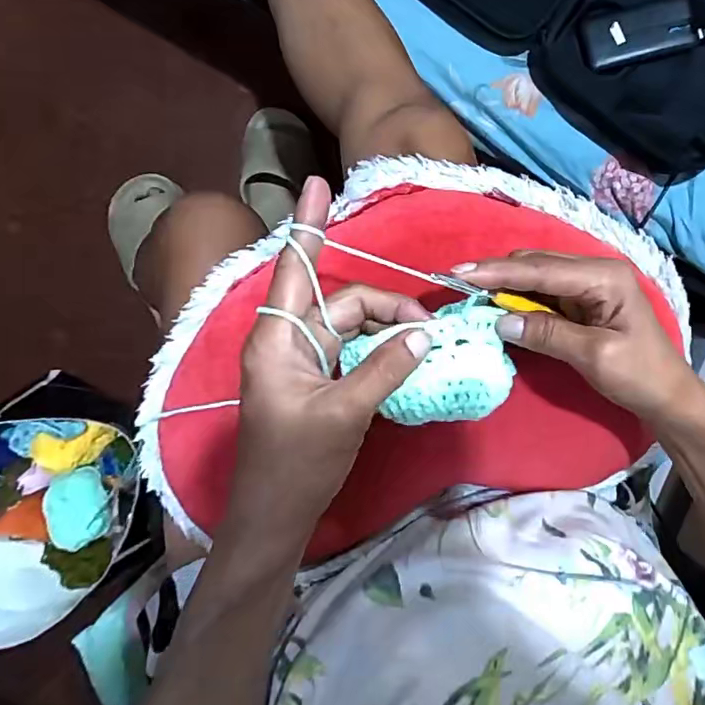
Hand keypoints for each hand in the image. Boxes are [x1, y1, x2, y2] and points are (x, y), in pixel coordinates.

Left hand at [226, 178, 431, 544]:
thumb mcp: (345, 415)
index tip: (317, 184)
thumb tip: (424, 334)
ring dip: (387, 327)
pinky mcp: (318, 379)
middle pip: (342, 301)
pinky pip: (354, 347)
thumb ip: (385, 368)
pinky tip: (406, 354)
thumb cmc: (295, 466)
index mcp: (278, 339)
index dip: (308, 225)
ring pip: (352, 324)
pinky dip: (381, 346)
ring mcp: (303, 360)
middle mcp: (288, 340)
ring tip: (423, 341)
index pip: (294, 268)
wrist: (274, 520)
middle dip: (387, 306)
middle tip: (429, 328)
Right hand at [456, 251, 704, 422]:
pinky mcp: (582, 301)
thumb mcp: (594, 356)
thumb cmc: (641, 375)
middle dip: (498, 274)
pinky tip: (498, 304)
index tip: (461, 272)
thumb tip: (500, 321)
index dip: (499, 271)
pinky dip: (520, 298)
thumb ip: (548, 334)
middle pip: (536, 264)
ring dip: (506, 285)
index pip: (542, 270)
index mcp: (605, 277)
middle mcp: (596, 270)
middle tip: (457, 284)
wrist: (669, 396)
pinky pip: (543, 293)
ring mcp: (589, 285)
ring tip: (470, 293)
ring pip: (537, 276)